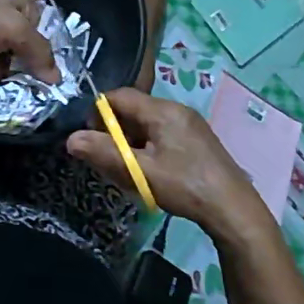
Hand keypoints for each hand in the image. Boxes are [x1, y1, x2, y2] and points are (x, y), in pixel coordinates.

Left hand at [0, 0, 59, 83]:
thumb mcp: (18, 32)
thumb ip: (40, 54)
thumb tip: (58, 80)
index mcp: (20, 0)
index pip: (40, 27)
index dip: (38, 47)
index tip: (34, 65)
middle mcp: (3, 11)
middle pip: (20, 45)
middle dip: (14, 61)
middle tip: (6, 67)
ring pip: (1, 55)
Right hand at [66, 87, 269, 234]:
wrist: (232, 208)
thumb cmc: (185, 186)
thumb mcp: (141, 172)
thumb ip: (106, 154)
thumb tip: (71, 139)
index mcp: (163, 110)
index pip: (120, 96)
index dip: (99, 113)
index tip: (90, 139)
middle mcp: (176, 110)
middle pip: (133, 110)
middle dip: (114, 132)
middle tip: (106, 160)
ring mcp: (189, 124)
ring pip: (147, 125)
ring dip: (131, 143)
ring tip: (126, 171)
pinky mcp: (196, 140)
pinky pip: (162, 135)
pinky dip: (147, 149)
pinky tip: (148, 173)